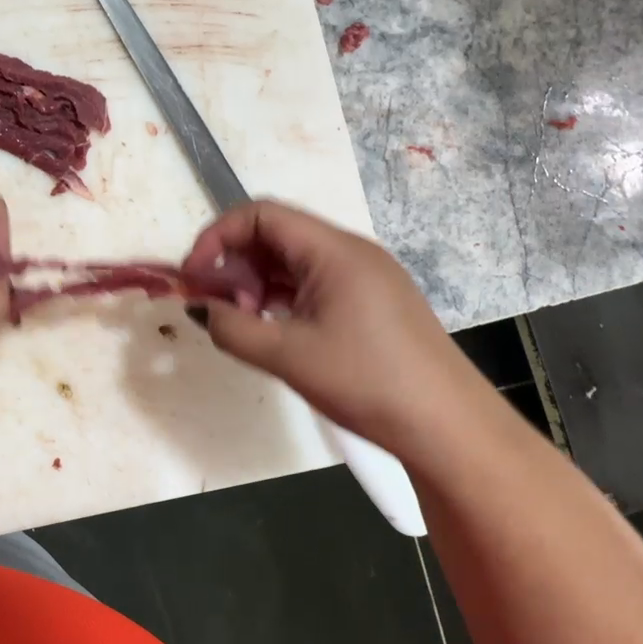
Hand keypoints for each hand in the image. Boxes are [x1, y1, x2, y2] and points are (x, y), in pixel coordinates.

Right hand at [183, 200, 487, 451]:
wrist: (449, 428)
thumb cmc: (366, 382)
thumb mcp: (285, 356)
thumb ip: (229, 327)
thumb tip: (199, 309)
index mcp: (335, 252)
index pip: (259, 215)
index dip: (216, 237)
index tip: (193, 277)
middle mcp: (351, 253)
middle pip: (273, 235)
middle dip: (233, 265)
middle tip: (218, 308)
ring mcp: (364, 277)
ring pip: (289, 261)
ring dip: (253, 284)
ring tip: (244, 324)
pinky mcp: (369, 302)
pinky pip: (310, 282)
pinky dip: (278, 297)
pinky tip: (271, 331)